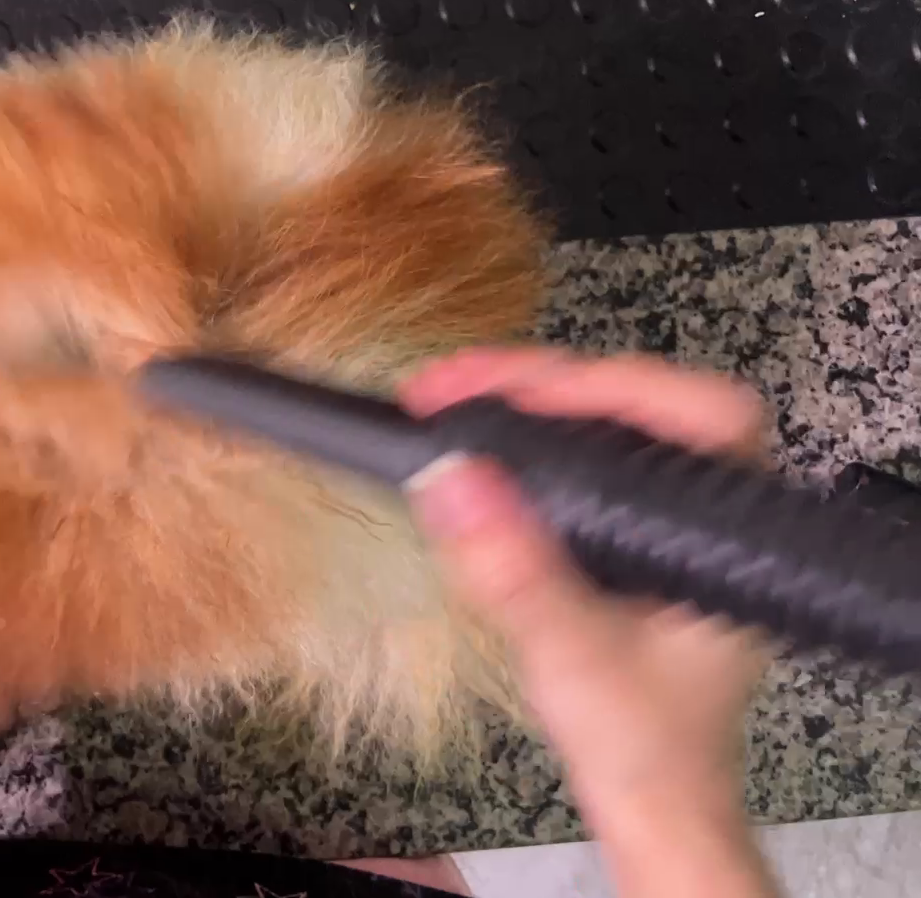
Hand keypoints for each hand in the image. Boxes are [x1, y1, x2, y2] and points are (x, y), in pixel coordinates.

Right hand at [400, 348, 779, 897]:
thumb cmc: (635, 732)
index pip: (701, 414)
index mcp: (721, 533)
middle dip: (533, 379)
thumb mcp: (568, 652)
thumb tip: (452, 478)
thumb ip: (515, 574)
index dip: (609, 384)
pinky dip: (501, 434)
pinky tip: (460, 437)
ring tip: (439, 394)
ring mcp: (645, 517)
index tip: (516, 392)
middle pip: (629, 403)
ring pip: (588, 424)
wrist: (636, 780)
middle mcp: (690, 512)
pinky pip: (555, 455)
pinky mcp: (600, 526)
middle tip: (449, 381)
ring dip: (509, 400)